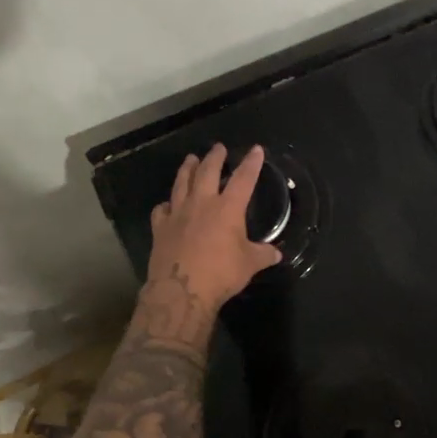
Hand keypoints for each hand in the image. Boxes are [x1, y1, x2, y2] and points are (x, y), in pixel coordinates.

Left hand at [146, 143, 282, 306]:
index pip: (243, 179)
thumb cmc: (221, 274)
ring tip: (191, 159)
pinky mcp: (160, 227)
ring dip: (187, 169)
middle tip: (218, 147)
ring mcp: (177, 213)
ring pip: (182, 183)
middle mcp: (202, 204)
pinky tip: (168, 204)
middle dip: (215, 157)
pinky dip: (166, 204)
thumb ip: (263, 255)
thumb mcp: (250, 265)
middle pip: (207, 172)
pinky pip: (162, 209)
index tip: (256, 149)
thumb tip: (276, 253)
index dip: (251, 163)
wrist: (181, 289)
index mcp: (228, 209)